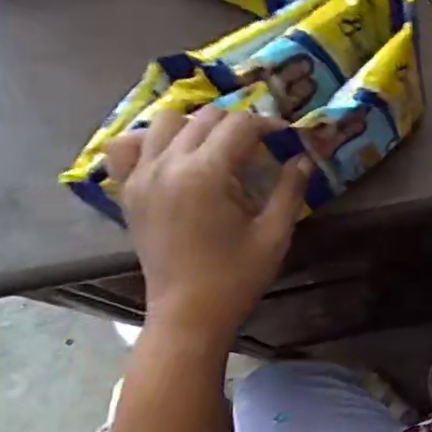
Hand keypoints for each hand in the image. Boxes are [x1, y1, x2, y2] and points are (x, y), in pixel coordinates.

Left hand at [103, 105, 310, 335]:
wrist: (188, 314)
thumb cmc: (235, 279)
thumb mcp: (274, 236)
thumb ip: (290, 190)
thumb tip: (304, 157)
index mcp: (206, 173)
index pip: (240, 125)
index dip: (269, 125)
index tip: (287, 138)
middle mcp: (169, 163)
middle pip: (206, 117)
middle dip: (238, 124)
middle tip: (259, 147)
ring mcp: (142, 175)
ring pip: (167, 120)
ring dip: (197, 125)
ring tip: (215, 149)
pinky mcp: (128, 190)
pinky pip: (127, 146)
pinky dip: (149, 140)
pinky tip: (169, 155)